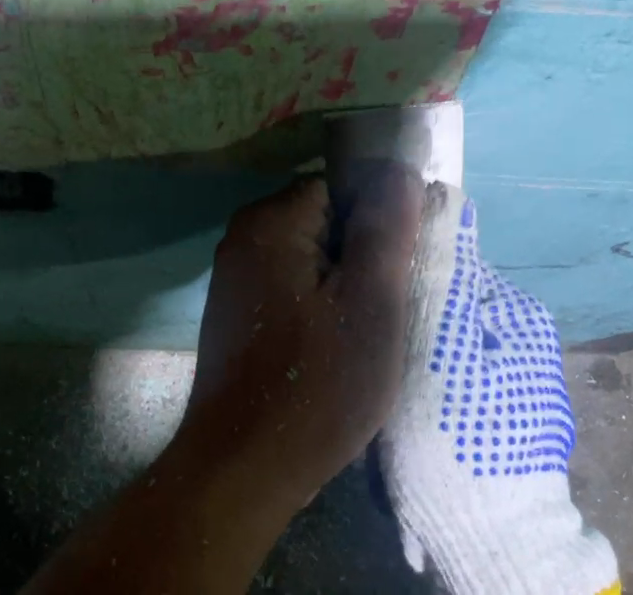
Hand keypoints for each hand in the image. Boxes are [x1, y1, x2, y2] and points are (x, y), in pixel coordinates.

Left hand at [177, 168, 424, 505]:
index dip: (376, 226)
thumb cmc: (316, 384)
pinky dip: (316, 310)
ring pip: (309, 260)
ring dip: (341, 290)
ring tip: (360, 337)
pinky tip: (331, 352)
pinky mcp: (235, 313)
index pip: (340, 189)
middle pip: (322, 223)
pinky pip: (289, 289)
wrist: (243, 466)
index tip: (396, 274)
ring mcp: (234, 277)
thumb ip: (385, 227)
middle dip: (359, 260)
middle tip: (381, 313)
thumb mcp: (370, 302)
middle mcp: (243, 237)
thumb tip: (399, 167)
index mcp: (270, 221)